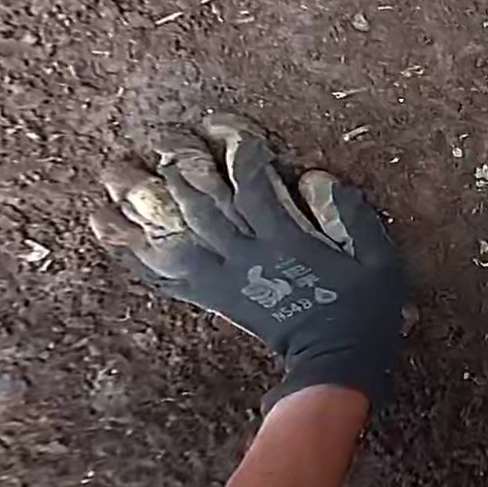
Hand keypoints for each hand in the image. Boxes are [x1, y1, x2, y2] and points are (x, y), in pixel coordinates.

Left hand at [90, 114, 405, 410]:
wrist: (335, 360)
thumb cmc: (363, 305)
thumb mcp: (380, 258)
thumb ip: (353, 216)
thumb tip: (321, 179)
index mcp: (289, 241)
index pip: (254, 187)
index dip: (239, 152)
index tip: (229, 127)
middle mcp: (248, 255)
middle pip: (202, 203)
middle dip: (181, 165)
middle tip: (162, 135)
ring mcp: (224, 278)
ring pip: (172, 233)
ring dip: (142, 202)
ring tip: (116, 170)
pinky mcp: (212, 296)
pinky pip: (160, 272)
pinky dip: (131, 249)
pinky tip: (107, 225)